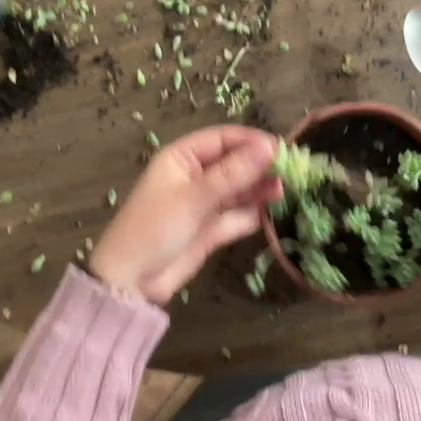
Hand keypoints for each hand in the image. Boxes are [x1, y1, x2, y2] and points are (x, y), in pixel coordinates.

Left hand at [91, 126, 281, 305]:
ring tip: (282, 191)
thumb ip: (234, 174)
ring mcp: (204, 204)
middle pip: (234, 163)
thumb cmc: (154, 228)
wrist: (131, 281)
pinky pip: (237, 216)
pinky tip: (269, 214)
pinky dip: (252, 215)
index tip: (280, 148)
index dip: (251, 141)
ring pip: (239, 190)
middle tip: (289, 172)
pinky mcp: (211, 230)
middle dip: (259, 166)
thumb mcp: (194, 197)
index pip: (222, 139)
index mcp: (182, 158)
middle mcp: (195, 176)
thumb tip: (270, 147)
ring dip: (259, 190)